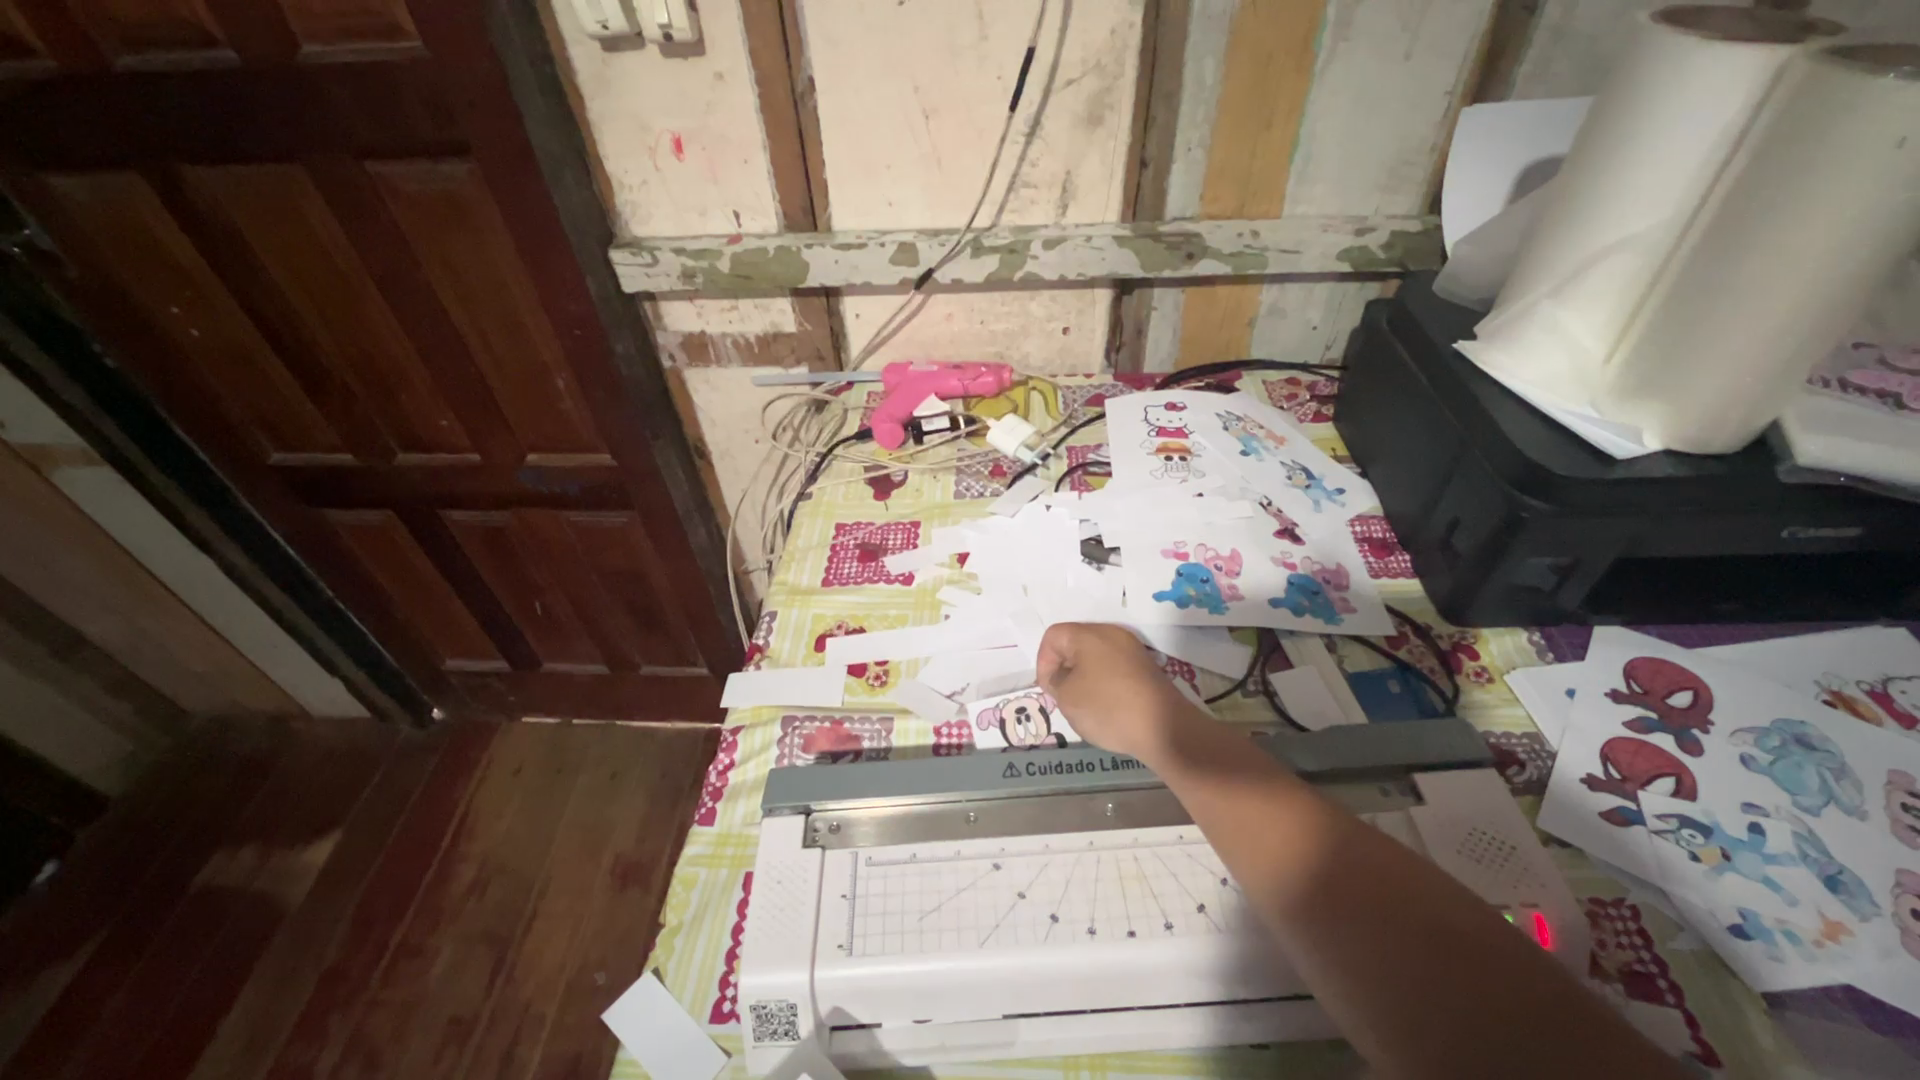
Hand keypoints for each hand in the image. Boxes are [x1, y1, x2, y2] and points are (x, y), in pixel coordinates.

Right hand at [1036, 622, 1198, 762]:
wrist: (1165, 729)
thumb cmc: (1108, 708)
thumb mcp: (1067, 697)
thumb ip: (1056, 681)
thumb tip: (1061, 676)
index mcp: (1090, 635)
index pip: (1054, 636)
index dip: (1044, 662)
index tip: (1050, 689)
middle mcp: (1112, 635)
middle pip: (1075, 644)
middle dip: (1064, 669)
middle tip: (1064, 697)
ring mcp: (1132, 651)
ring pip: (1095, 658)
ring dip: (1084, 678)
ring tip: (1085, 705)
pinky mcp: (1145, 668)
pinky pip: (1114, 669)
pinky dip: (1104, 684)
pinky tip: (1107, 708)